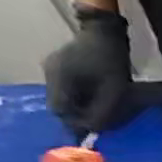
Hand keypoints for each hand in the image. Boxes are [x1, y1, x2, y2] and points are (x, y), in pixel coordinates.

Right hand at [43, 5, 131, 137]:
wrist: (104, 30)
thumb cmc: (109, 60)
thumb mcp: (112, 92)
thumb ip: (100, 114)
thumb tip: (91, 131)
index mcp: (59, 77)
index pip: (59, 111)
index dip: (75, 123)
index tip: (91, 126)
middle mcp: (49, 74)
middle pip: (58, 107)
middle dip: (75, 117)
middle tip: (93, 119)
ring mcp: (51, 70)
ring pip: (60, 100)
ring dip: (75, 109)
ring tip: (93, 108)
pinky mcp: (57, 68)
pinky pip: (63, 91)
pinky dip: (75, 99)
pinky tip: (89, 98)